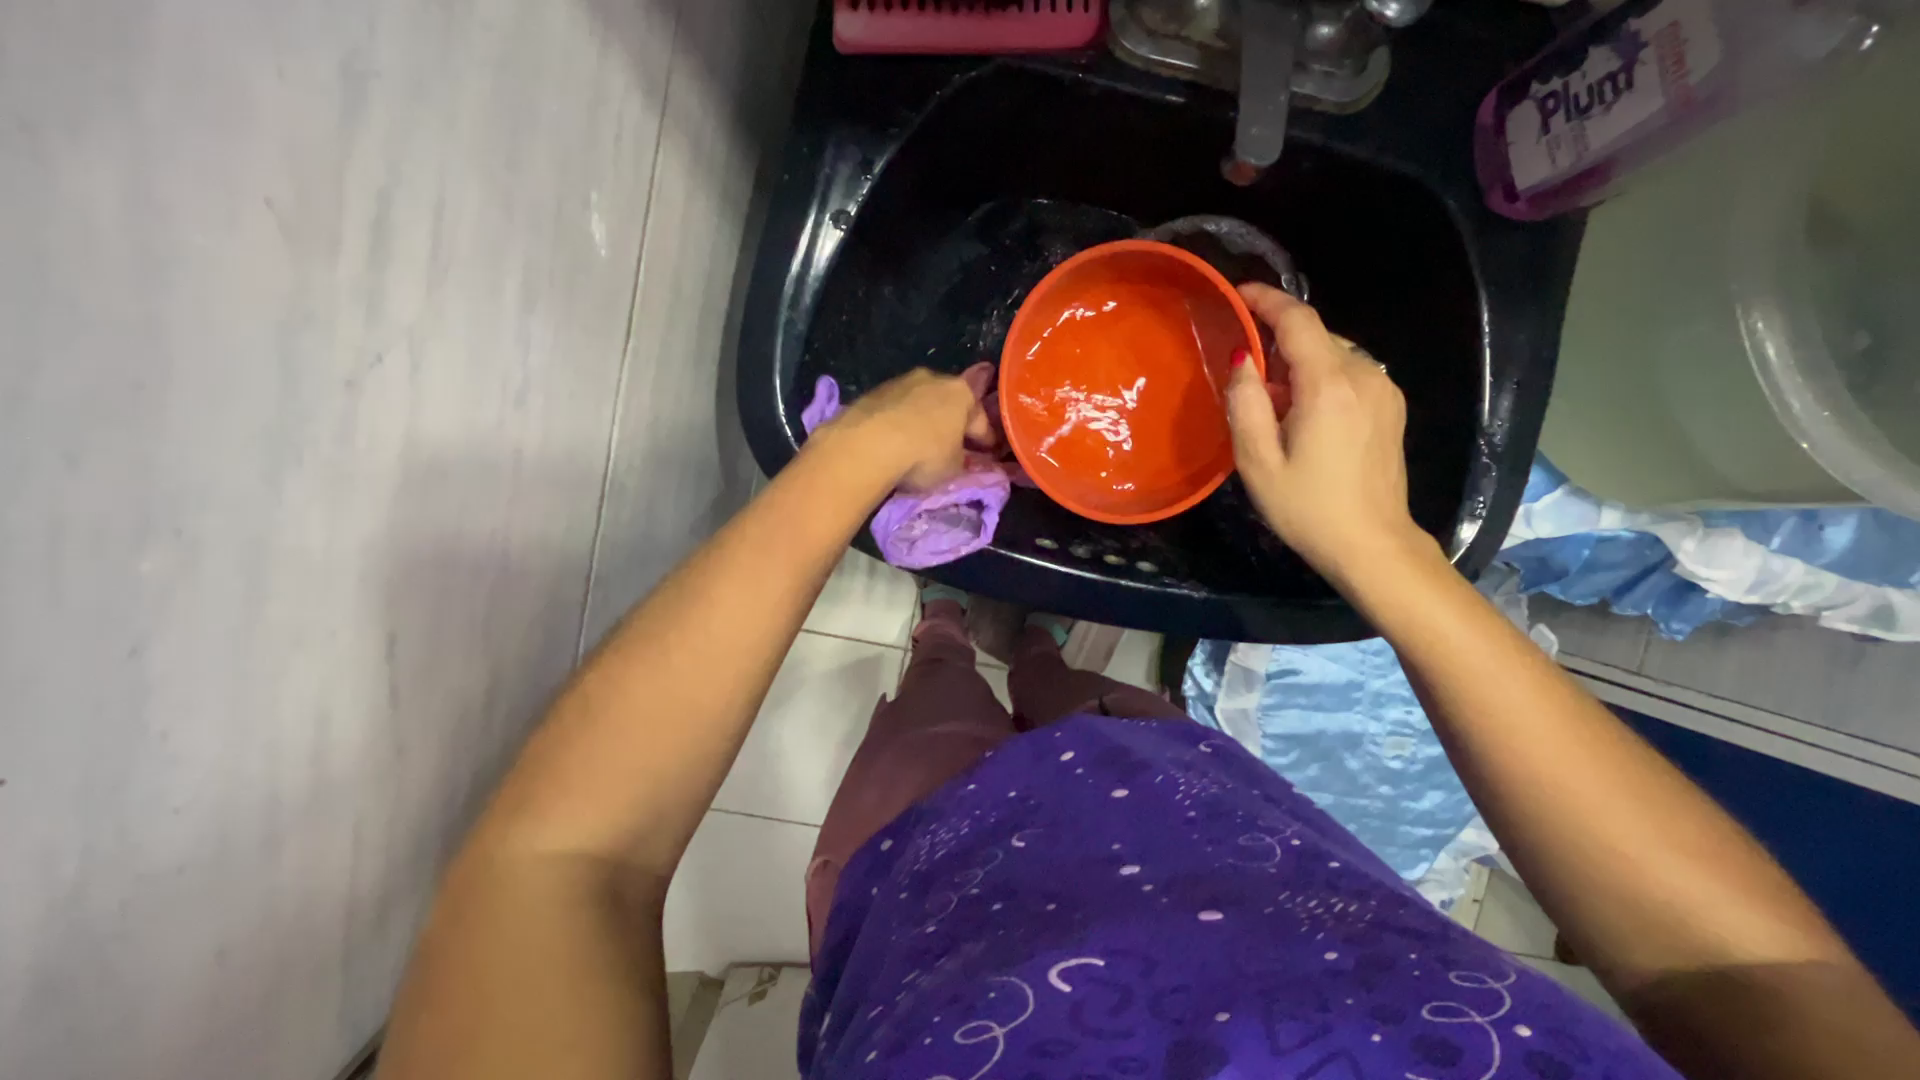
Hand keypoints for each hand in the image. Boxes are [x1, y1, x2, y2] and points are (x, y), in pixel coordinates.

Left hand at [828, 367, 995, 490]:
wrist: (868, 444)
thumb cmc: (924, 455)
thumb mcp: (955, 468)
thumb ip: (964, 461)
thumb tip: (965, 459)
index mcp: (961, 393)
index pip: (981, 418)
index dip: (986, 439)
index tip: (989, 455)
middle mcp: (933, 379)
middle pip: (949, 402)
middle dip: (953, 422)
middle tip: (954, 444)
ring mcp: (901, 382)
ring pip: (921, 401)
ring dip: (924, 419)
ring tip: (921, 442)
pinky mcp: (873, 392)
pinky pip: (896, 408)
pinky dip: (899, 421)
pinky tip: (895, 439)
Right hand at [1226, 283, 1431, 580]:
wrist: (1373, 546)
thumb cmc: (1307, 509)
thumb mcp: (1258, 462)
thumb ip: (1245, 402)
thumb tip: (1243, 359)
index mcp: (1329, 386)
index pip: (1298, 320)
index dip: (1266, 300)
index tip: (1236, 295)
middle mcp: (1365, 376)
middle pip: (1316, 336)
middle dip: (1277, 341)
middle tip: (1243, 371)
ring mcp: (1384, 391)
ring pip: (1334, 355)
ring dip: (1298, 364)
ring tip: (1271, 402)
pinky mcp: (1391, 408)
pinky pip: (1350, 375)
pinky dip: (1321, 379)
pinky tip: (1303, 414)